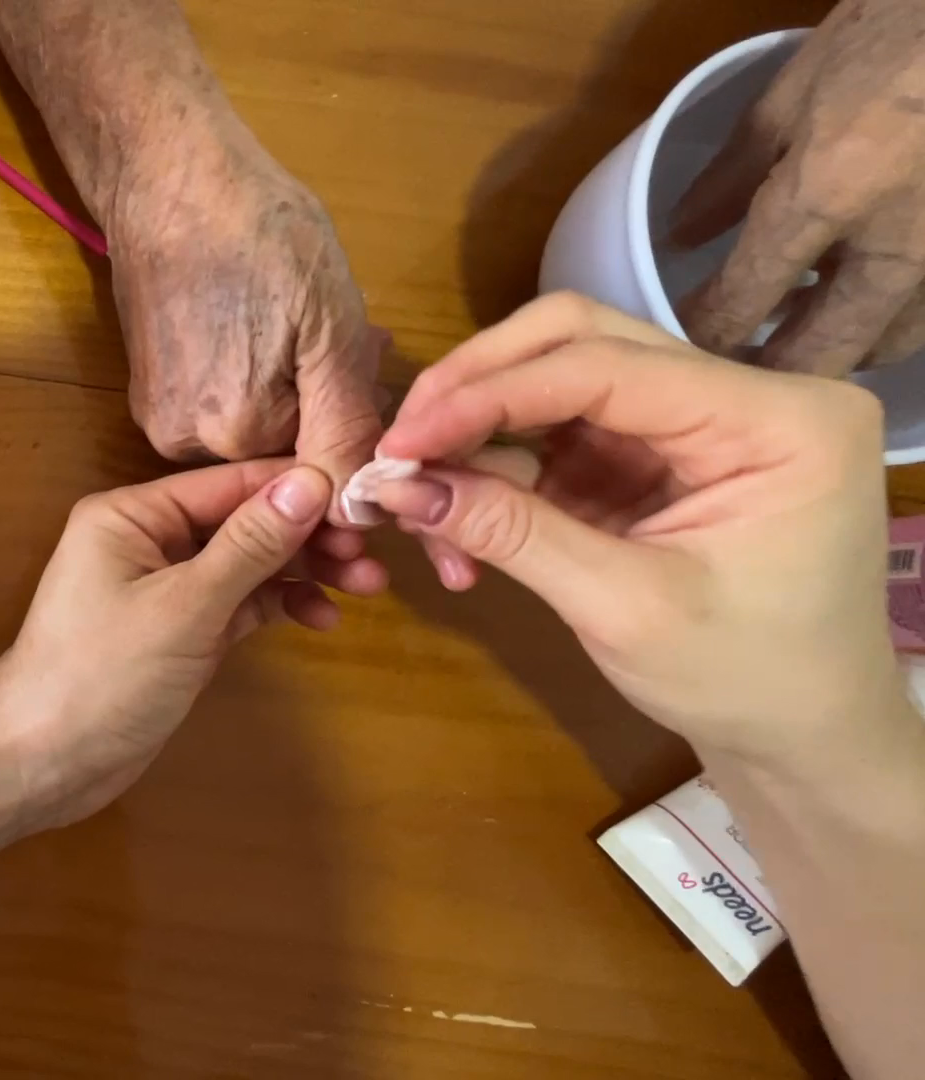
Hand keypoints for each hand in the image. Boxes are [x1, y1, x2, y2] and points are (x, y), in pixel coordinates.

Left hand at [0, 460, 387, 829]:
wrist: (46, 759)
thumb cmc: (103, 672)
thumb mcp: (183, 606)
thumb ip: (247, 545)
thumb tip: (309, 480)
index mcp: (131, 514)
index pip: (227, 484)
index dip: (296, 488)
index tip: (368, 498)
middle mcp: (147, 539)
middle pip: (241, 522)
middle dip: (304, 535)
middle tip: (371, 554)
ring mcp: (164, 586)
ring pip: (245, 564)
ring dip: (300, 571)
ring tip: (366, 587)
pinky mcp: (179, 629)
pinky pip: (236, 603)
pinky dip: (275, 606)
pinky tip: (321, 617)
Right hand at [107, 115, 383, 498]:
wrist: (167, 187)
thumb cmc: (261, 237)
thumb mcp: (330, 328)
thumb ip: (345, 425)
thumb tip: (358, 508)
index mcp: (237, 435)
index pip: (319, 472)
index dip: (356, 431)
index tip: (366, 374)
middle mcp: (188, 447)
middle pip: (280, 454)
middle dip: (320, 408)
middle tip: (339, 339)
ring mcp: (160, 424)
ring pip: (248, 433)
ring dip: (285, 396)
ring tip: (291, 328)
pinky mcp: (147, 399)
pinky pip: (214, 414)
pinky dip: (244, 385)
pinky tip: (248, 333)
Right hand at [371, 293, 907, 768]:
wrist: (793, 725)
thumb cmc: (741, 675)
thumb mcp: (620, 606)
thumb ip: (509, 532)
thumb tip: (397, 487)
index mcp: (770, 419)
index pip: (599, 369)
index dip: (483, 398)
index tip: (396, 446)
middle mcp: (727, 395)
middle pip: (571, 339)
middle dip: (472, 385)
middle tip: (401, 442)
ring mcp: (673, 422)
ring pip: (541, 379)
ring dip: (465, 430)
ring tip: (414, 494)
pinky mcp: (628, 456)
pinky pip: (533, 436)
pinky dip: (479, 469)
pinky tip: (449, 515)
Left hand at [674, 0, 924, 375]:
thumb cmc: (909, 22)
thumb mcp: (799, 90)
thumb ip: (734, 175)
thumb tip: (681, 239)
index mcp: (827, 199)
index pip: (737, 306)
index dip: (698, 337)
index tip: (673, 344)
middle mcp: (905, 237)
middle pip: (827, 348)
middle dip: (771, 371)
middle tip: (730, 368)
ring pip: (900, 335)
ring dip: (840, 347)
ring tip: (792, 337)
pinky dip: (899, 313)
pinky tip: (862, 298)